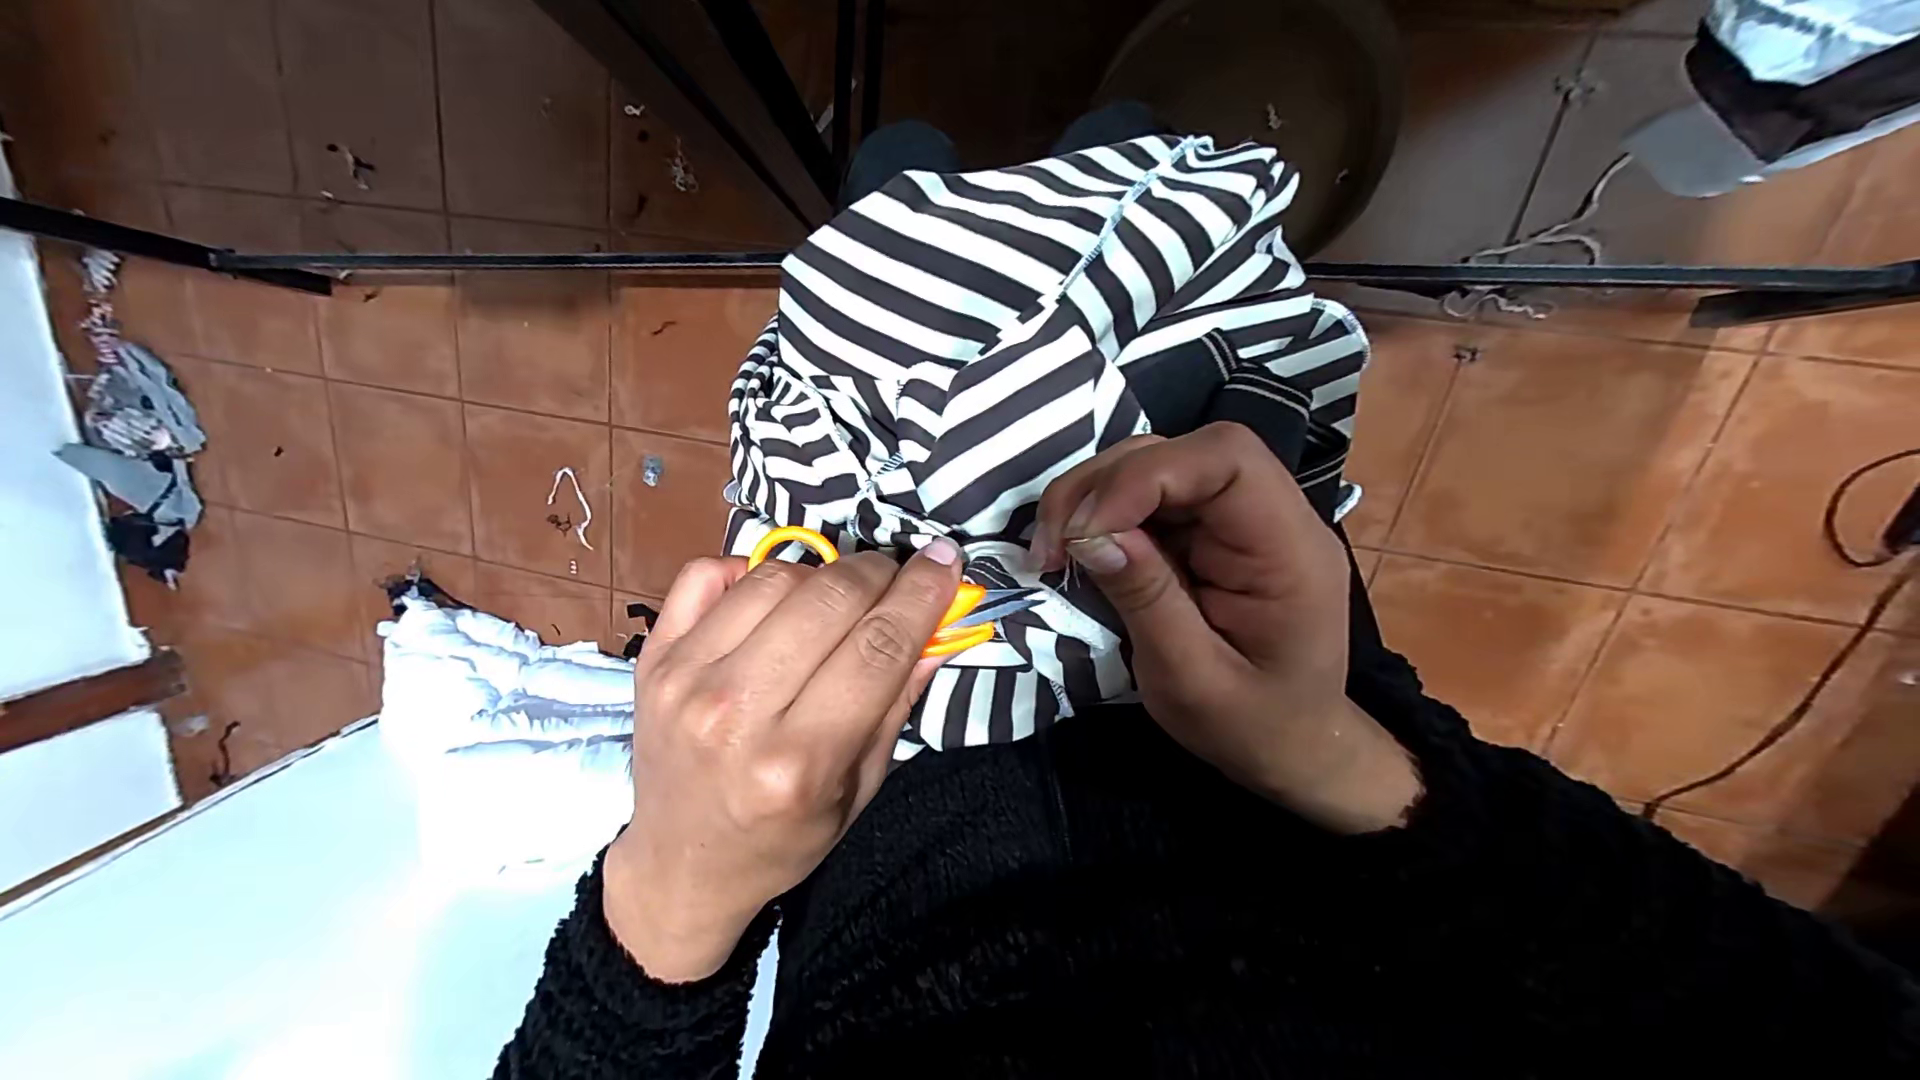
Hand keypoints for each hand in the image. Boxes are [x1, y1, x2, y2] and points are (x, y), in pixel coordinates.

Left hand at [603, 540, 963, 980]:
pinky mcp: (653, 657)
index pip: (878, 646)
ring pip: (775, 578)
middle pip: (830, 599)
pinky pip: (705, 573)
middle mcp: (737, 713)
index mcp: (798, 761)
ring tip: (838, 595)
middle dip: (879, 572)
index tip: (946, 561)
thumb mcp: (861, 787)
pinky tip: (773, 593)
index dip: (922, 593)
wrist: (682, 866)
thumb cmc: (784, 837)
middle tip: (896, 577)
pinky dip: (749, 568)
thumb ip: (899, 701)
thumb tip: (939, 625)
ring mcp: (684, 678)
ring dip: (823, 573)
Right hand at [1032, 423, 1418, 832]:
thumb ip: (1147, 599)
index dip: (1144, 475)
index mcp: (1288, 550)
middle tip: (1052, 543)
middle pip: (1182, 452)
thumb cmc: (1250, 725)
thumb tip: (1089, 533)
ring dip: (1093, 494)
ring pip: (1156, 463)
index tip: (1082, 531)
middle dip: (1103, 484)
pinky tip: (1077, 545)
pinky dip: (1101, 511)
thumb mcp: (1191, 679)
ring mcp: (1236, 519)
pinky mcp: (1208, 530)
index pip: (1225, 460)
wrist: (1291, 745)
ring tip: (1055, 546)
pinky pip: (1148, 496)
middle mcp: (1269, 516)